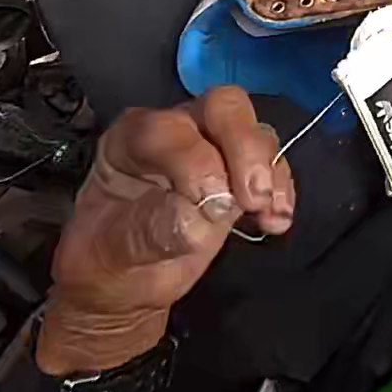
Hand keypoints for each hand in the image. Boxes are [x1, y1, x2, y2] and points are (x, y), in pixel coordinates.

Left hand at [40, 86, 293, 372]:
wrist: (128, 284)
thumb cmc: (109, 262)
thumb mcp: (111, 253)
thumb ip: (150, 231)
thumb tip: (202, 215)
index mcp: (132, 138)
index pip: (168, 129)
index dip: (194, 162)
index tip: (210, 206)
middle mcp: (177, 129)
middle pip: (222, 107)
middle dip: (245, 146)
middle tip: (254, 196)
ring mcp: (214, 145)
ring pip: (254, 129)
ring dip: (268, 170)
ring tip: (268, 213)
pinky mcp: (242, 169)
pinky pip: (273, 163)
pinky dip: (283, 189)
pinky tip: (277, 219)